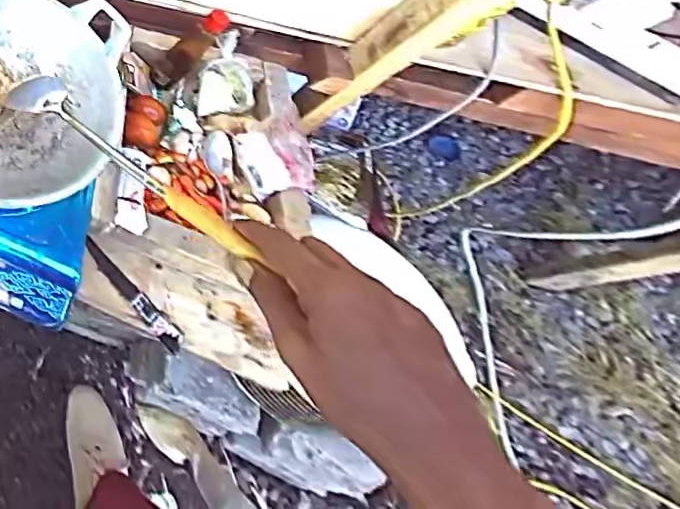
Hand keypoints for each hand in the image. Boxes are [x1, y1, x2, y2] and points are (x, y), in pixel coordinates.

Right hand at [237, 221, 548, 508]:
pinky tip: (350, 334)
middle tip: (267, 273)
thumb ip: (272, 303)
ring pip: (343, 268)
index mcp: (329, 290)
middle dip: (286, 254)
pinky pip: (371, 290)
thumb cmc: (366, 409)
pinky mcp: (417, 316)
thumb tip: (253, 271)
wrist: (441, 449)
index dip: (253, 232)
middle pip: (312, 246)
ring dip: (319, 277)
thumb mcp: (298, 356)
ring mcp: (395, 299)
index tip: (238, 230)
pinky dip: (350, 297)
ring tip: (311, 315)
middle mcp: (364, 284)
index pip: (280, 242)